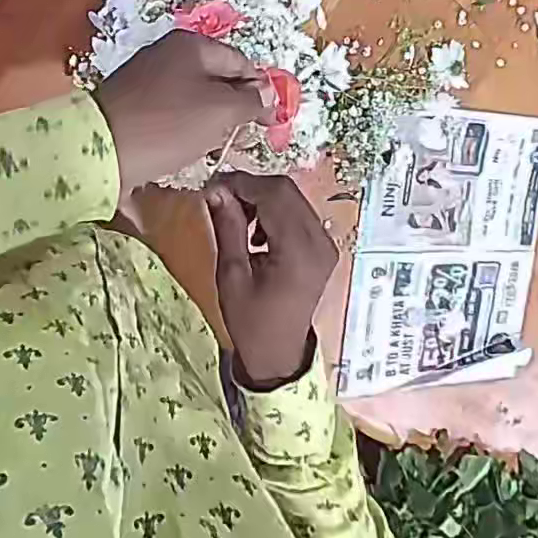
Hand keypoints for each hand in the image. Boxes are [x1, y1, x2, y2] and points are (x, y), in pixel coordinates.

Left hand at [94, 32, 277, 189]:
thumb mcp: (221, 110)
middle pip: (219, 79)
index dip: (261, 91)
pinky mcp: (134, 104)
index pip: (242, 63)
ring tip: (214, 147)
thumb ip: (251, 100)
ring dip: (212, 121)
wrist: (98, 151)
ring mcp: (148, 78)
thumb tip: (268, 93)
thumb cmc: (168, 124)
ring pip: (196, 98)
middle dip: (235, 108)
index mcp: (193, 45)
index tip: (269, 122)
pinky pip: (173, 112)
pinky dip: (186, 128)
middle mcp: (169, 54)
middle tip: (241, 137)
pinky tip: (187, 149)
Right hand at [204, 172, 338, 387]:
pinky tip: (255, 231)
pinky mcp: (323, 245)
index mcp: (298, 251)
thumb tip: (216, 189)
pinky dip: (275, 210)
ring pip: (293, 198)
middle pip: (286, 191)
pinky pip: (299, 213)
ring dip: (262, 197)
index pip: (273, 195)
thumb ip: (227, 227)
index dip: (241, 183)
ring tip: (235, 216)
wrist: (278, 354)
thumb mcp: (231, 275)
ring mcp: (325, 242)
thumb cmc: (250, 321)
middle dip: (251, 187)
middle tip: (219, 197)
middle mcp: (319, 241)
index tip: (212, 185)